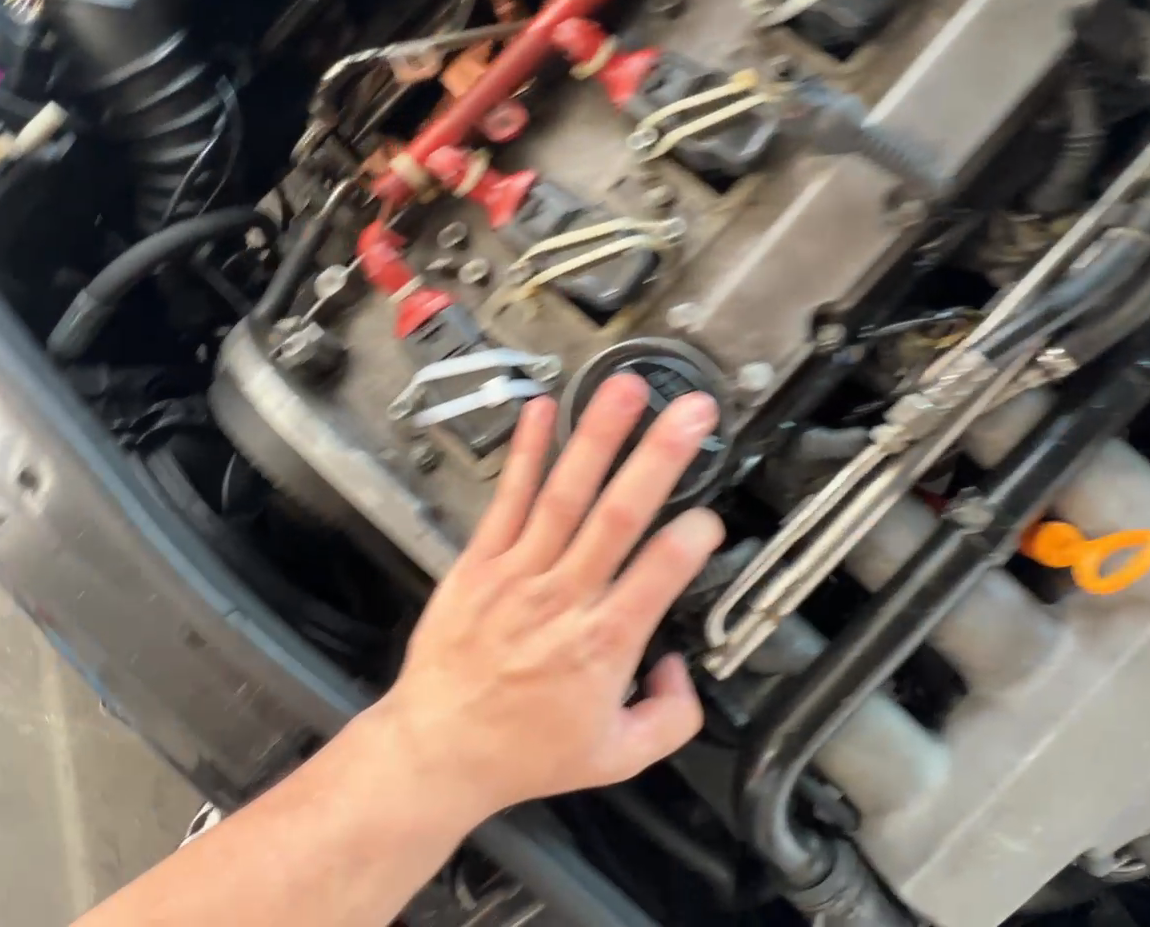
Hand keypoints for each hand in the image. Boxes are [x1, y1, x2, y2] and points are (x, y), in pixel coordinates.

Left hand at [360, 375, 724, 823]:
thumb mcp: (617, 757)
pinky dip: (526, 453)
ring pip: (566, 494)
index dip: (692, 538)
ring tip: (624, 392)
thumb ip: (671, 717)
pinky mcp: (481, 561)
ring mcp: (519, 573)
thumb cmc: (522, 750)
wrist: (439, 746)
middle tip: (689, 413)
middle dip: (660, 457)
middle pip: (620, 515)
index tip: (709, 517)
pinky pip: (508, 499)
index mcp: (603, 644)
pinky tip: (541, 412)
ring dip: (598, 438)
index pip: (660, 573)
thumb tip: (679, 669)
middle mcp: (563, 597)